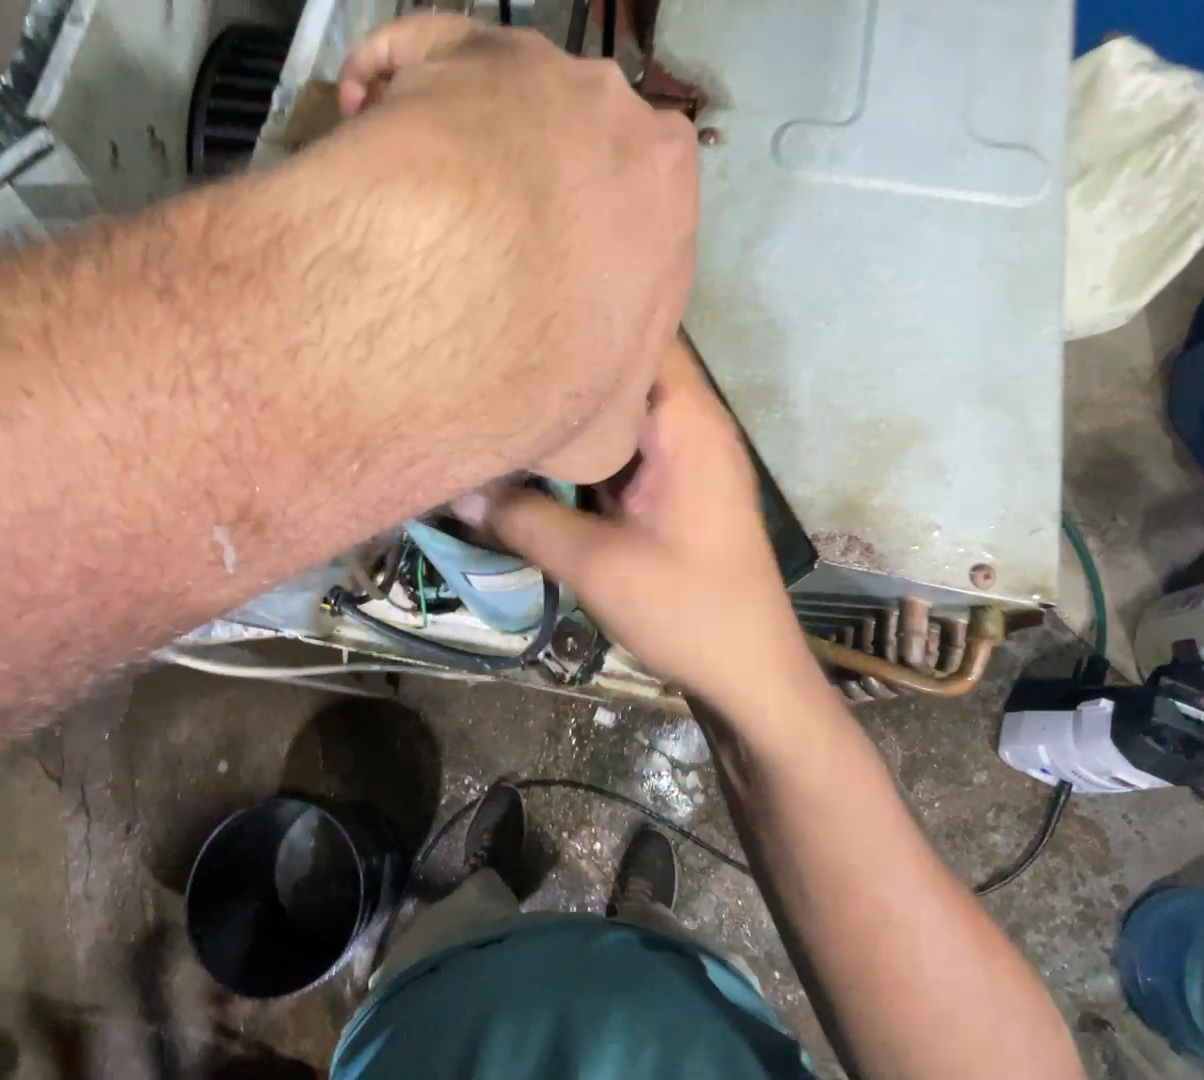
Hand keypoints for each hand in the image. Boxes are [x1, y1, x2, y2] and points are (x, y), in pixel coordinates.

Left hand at [327, 14, 698, 482]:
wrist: (466, 308)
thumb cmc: (547, 375)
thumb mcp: (601, 436)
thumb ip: (612, 416)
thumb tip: (601, 423)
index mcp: (666, 198)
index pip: (621, 222)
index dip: (571, 255)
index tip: (522, 287)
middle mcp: (617, 115)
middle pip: (565, 154)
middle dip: (525, 192)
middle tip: (463, 246)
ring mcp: (537, 71)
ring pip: (495, 103)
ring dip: (460, 137)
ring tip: (404, 192)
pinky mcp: (457, 48)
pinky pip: (418, 55)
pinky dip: (391, 81)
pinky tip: (365, 117)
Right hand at [457, 339, 815, 707]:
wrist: (749, 672)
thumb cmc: (687, 610)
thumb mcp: (595, 564)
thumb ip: (522, 519)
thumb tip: (454, 489)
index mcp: (685, 420)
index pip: (637, 332)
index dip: (578, 321)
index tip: (514, 322)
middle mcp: (689, 424)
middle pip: (621, 372)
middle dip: (561, 370)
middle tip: (492, 367)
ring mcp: (682, 457)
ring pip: (617, 415)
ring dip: (569, 417)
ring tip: (501, 405)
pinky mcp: (672, 488)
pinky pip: (620, 451)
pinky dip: (582, 453)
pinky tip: (534, 460)